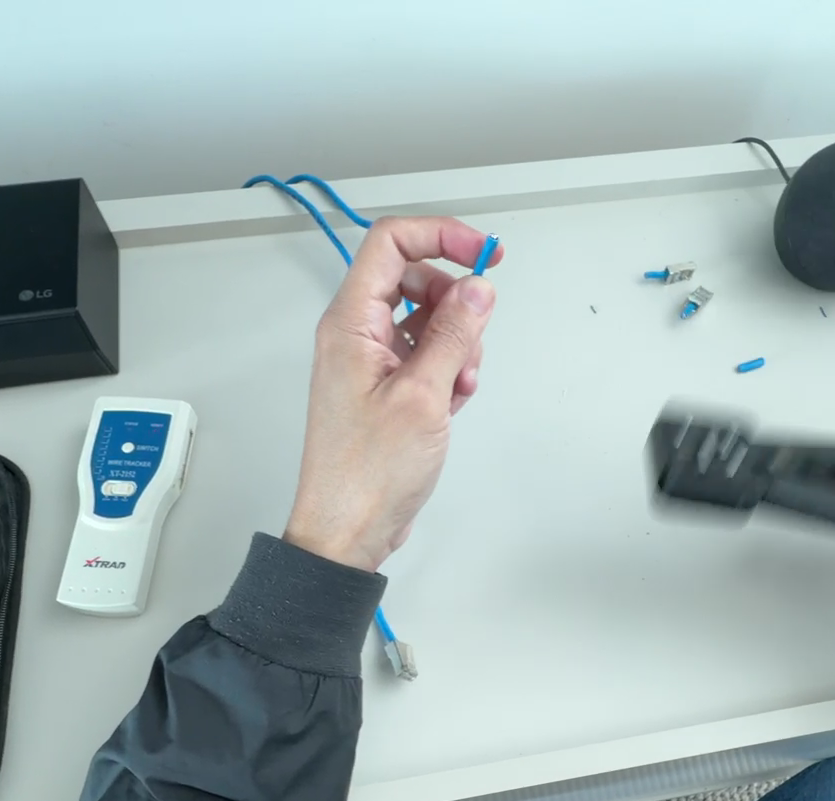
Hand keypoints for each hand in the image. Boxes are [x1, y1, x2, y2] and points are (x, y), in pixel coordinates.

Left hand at [283, 217, 499, 573]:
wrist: (349, 531)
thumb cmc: (368, 473)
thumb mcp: (423, 396)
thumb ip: (452, 334)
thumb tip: (477, 288)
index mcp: (350, 324)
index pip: (391, 244)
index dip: (440, 235)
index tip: (485, 251)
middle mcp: (356, 336)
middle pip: (413, 281)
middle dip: (454, 303)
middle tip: (474, 337)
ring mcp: (372, 365)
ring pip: (425, 322)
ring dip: (457, 344)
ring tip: (462, 385)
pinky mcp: (387, 392)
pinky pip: (426, 359)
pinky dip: (449, 372)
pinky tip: (454, 401)